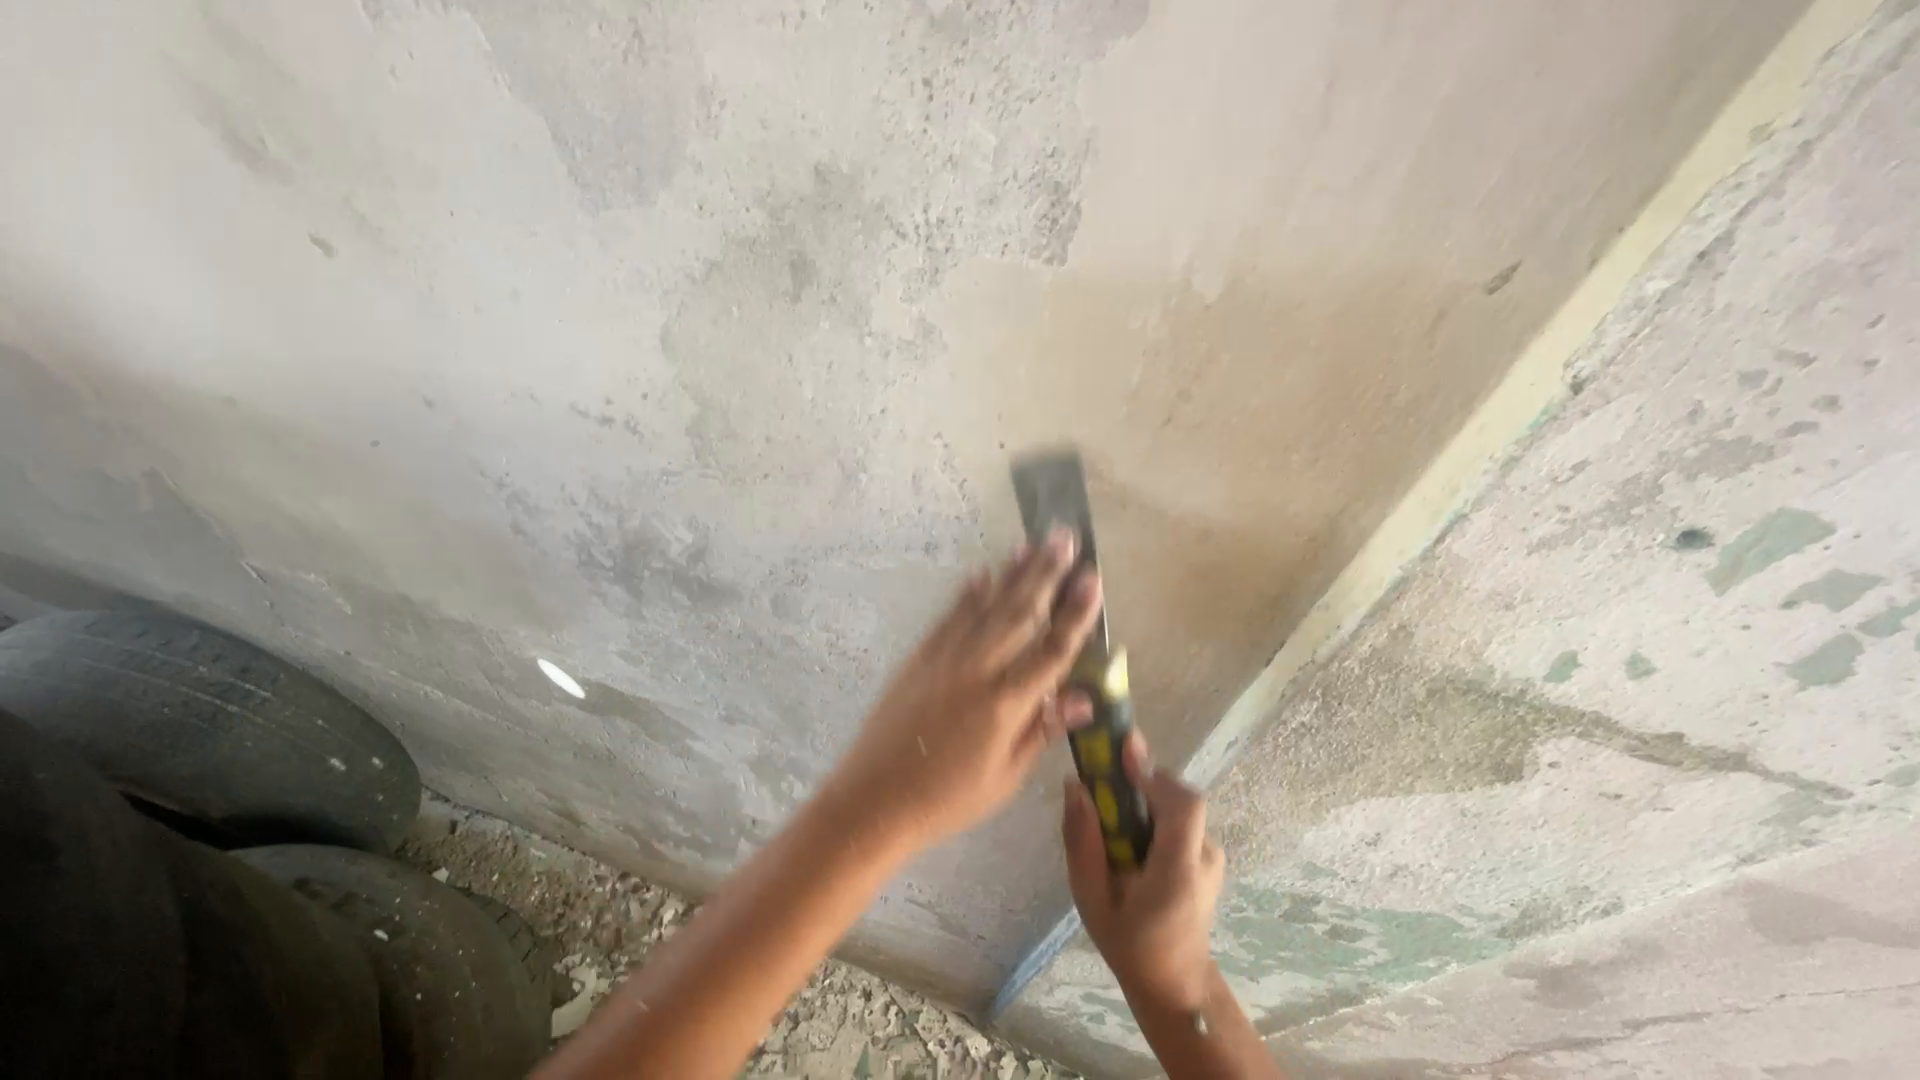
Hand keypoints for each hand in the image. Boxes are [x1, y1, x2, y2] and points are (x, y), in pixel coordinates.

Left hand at [824, 528, 1104, 849]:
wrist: (874, 798)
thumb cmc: (948, 798)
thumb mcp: (1006, 776)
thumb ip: (1042, 730)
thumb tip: (1084, 698)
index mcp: (1005, 703)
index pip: (1051, 651)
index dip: (1075, 615)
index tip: (1093, 580)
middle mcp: (978, 670)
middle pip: (1020, 614)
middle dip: (1046, 574)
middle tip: (1065, 537)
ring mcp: (945, 658)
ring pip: (986, 607)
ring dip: (1011, 573)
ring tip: (1031, 542)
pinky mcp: (920, 658)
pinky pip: (950, 617)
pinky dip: (968, 594)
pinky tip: (982, 573)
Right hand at [1062, 733, 1224, 1010]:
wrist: (1175, 984)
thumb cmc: (1130, 944)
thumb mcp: (1091, 898)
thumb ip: (1083, 842)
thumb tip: (1075, 785)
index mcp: (1178, 870)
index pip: (1183, 804)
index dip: (1153, 776)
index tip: (1121, 756)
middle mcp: (1205, 856)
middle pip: (1179, 798)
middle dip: (1142, 783)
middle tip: (1105, 784)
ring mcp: (1213, 857)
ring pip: (1178, 807)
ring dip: (1147, 802)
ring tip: (1114, 824)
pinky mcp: (1210, 857)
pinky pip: (1180, 822)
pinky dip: (1155, 818)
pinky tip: (1132, 842)